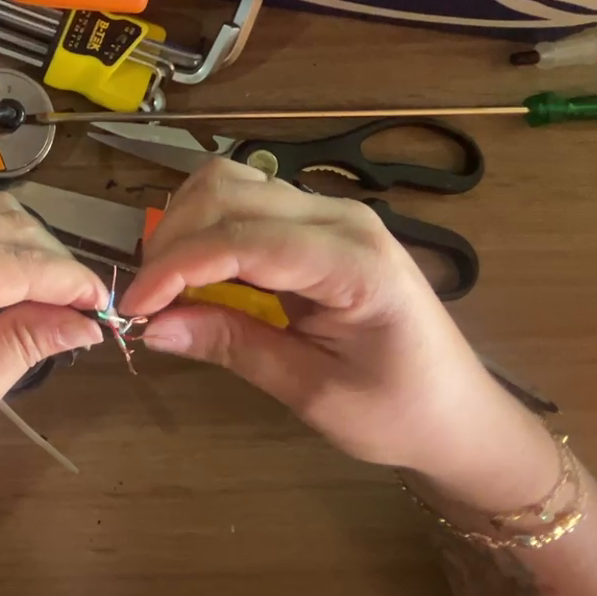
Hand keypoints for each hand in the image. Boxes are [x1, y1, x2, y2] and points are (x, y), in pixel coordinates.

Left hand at [0, 192, 107, 488]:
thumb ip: (24, 343)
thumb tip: (87, 320)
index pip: (19, 261)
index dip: (71, 281)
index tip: (107, 307)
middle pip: (10, 225)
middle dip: (56, 261)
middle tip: (84, 308)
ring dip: (31, 245)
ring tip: (55, 295)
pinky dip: (1, 238)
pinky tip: (16, 276)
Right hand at [120, 160, 559, 511]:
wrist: (462, 413)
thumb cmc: (400, 413)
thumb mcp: (314, 394)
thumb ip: (233, 347)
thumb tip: (152, 327)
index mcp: (356, 264)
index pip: (244, 240)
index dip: (177, 266)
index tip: (134, 307)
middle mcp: (340, 218)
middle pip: (226, 193)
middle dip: (171, 241)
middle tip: (148, 299)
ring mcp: (326, 210)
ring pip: (225, 182)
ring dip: (181, 224)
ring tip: (167, 280)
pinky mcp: (311, 216)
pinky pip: (238, 194)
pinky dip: (199, 221)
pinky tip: (194, 264)